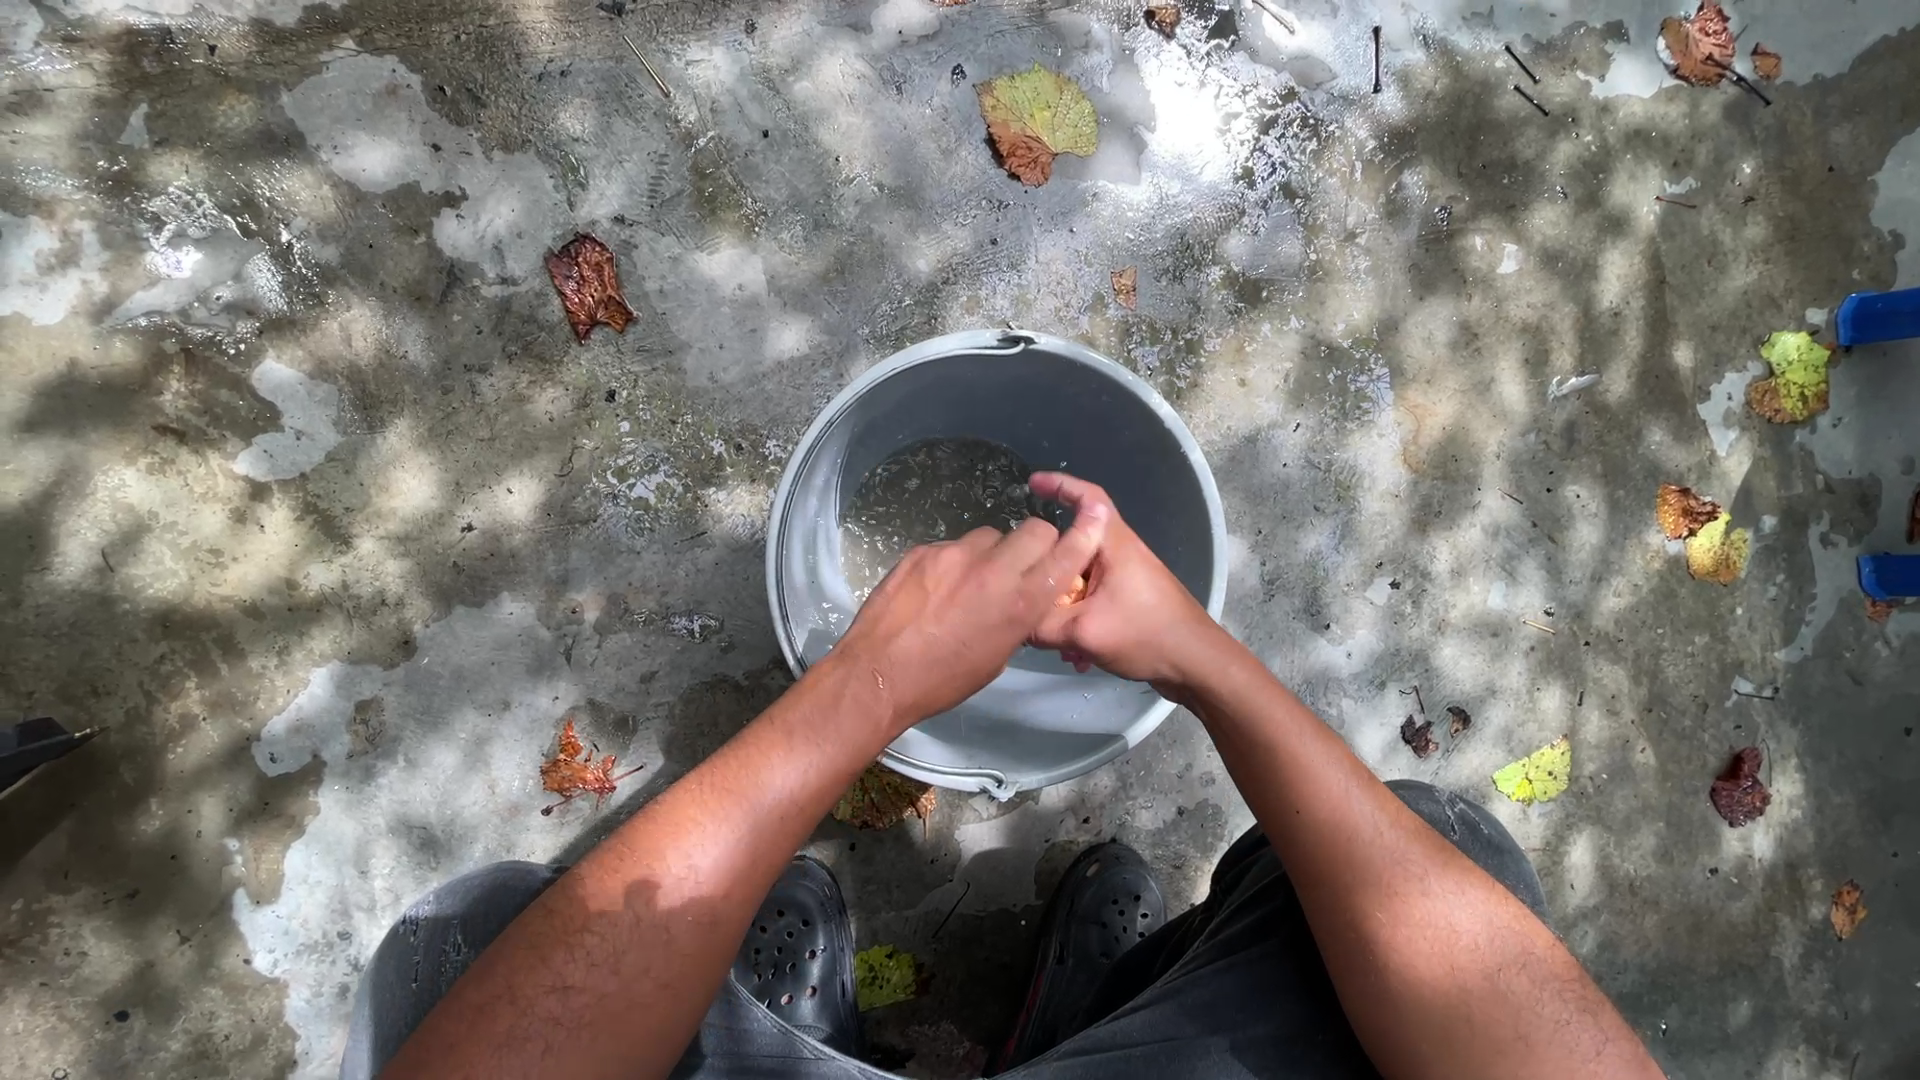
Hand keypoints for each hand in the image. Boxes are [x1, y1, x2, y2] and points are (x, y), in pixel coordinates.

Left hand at [829, 504, 1107, 731]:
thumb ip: (1017, 616)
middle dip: (1034, 544)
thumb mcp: (997, 656)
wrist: (878, 673)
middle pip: (1034, 529)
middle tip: (1016, 566)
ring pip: (989, 536)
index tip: (1091, 523)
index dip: (1083, 536)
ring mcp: (954, 554)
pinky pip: (951, 546)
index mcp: (1019, 603)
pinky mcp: (922, 550)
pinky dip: (953, 562)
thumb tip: (1022, 596)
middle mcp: (993, 569)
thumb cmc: (943, 680)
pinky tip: (934, 589)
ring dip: (989, 553)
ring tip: (967, 582)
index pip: (1067, 554)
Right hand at [1026, 472, 1222, 693]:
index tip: (1031, 483)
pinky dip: (1077, 618)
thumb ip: (1042, 624)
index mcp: (1113, 544)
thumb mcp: (1084, 632)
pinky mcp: (1129, 599)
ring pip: (1079, 578)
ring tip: (1047, 630)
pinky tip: (1073, 652)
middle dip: (1047, 567)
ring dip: (1062, 603)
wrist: (1196, 664)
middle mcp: (1120, 552)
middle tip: (1022, 579)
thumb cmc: (1147, 636)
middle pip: (1072, 545)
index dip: (1060, 485)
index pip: (1087, 499)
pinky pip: (1091, 598)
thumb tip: (1014, 619)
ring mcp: (1126, 576)